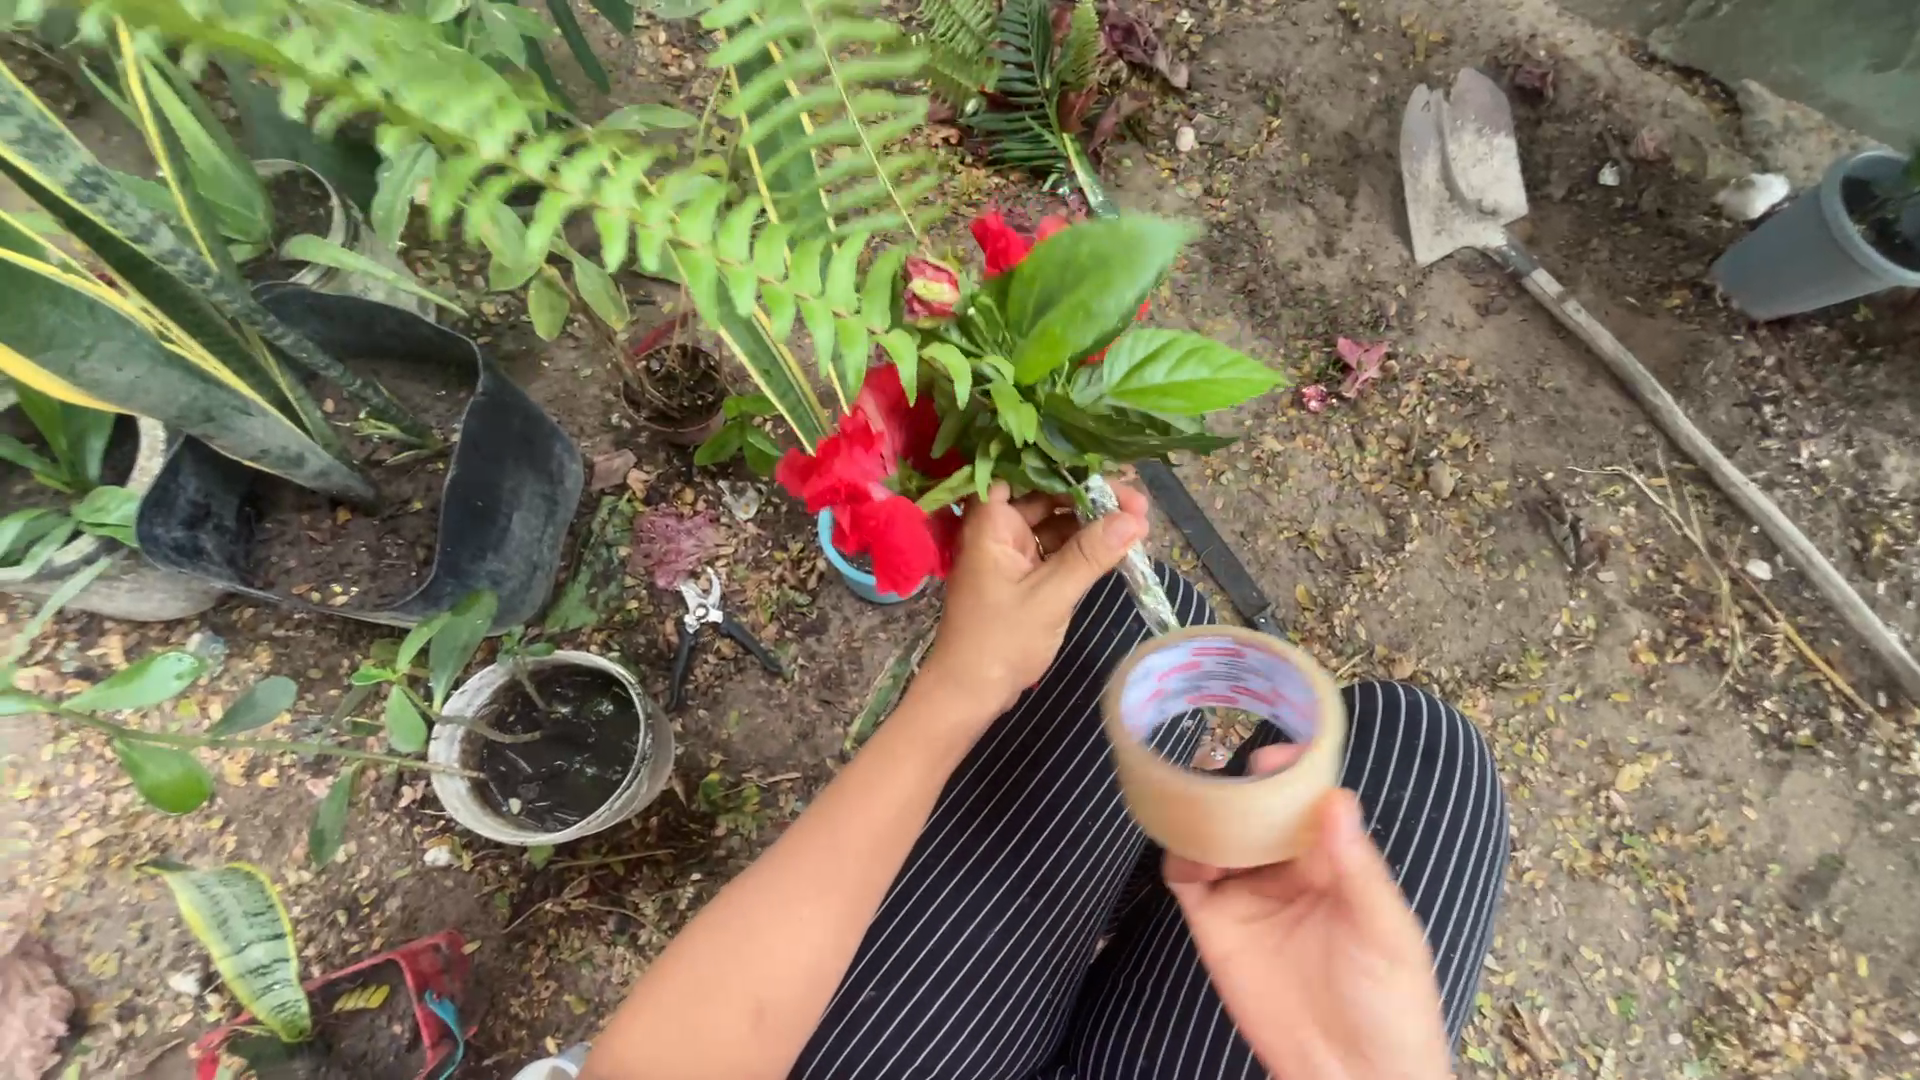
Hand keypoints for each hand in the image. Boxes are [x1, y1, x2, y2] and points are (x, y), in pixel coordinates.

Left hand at [917, 480, 1147, 716]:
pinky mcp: (1024, 576)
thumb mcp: (1049, 596)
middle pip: (1045, 496)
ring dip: (1091, 522)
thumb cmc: (999, 641)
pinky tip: (1116, 545)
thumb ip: (1090, 555)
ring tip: (1138, 522)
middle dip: (1089, 495)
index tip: (1106, 466)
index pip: (1021, 472)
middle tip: (1138, 502)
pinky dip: (1082, 547)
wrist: (970, 692)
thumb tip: (1134, 519)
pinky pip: (1055, 549)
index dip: (1061, 465)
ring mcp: (1012, 554)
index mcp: (991, 524)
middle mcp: (999, 530)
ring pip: (1054, 523)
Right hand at [1164, 745, 1451, 1079]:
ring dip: (1201, 811)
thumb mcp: (1387, 933)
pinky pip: (1184, 873)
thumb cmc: (1388, 1003)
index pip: (1302, 800)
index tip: (1276, 756)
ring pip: (1211, 831)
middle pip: (1249, 806)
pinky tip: (1192, 856)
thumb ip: (1359, 867)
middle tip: (1226, 772)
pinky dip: (1180, 854)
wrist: (1349, 1079)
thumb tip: (1336, 796)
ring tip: (1199, 803)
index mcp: (1328, 858)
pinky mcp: (1211, 916)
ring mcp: (1242, 888)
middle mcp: (1280, 864)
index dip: (1289, 772)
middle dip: (1236, 782)